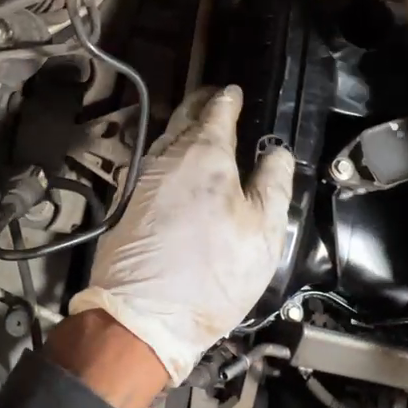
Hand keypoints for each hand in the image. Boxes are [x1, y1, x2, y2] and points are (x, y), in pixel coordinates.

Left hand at [68, 86, 293, 384]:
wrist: (142, 315)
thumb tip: (278, 153)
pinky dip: (171, 152)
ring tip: (200, 127)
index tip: (233, 91)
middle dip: (200, 104)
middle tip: (215, 99)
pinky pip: (155, 162)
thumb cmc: (211, 272)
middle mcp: (169, 157)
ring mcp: (144, 179)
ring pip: (166, 139)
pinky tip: (180, 165)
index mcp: (205, 154)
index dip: (227, 99)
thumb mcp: (263, 232)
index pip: (217, 112)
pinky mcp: (129, 203)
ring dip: (183, 127)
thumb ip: (274, 185)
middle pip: (184, 117)